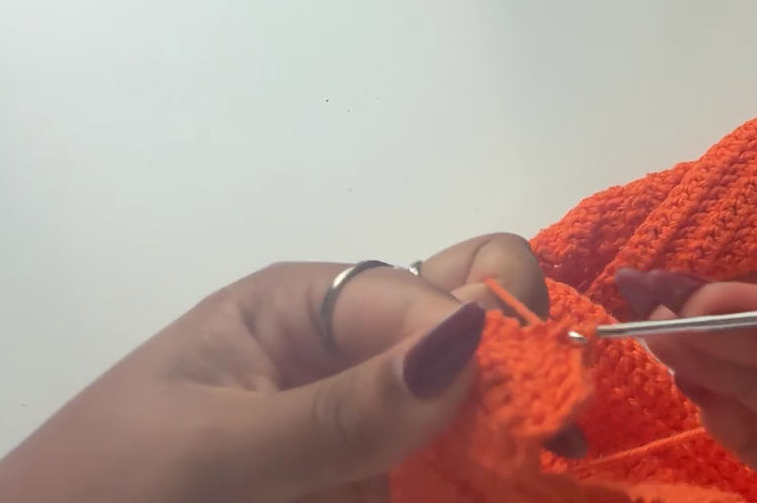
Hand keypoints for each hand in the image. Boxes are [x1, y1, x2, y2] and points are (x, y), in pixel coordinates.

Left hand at [0, 233, 550, 502]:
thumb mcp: (203, 455)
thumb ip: (339, 408)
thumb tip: (474, 339)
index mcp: (316, 303)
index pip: (443, 281)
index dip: (485, 331)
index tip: (508, 403)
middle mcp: (359, 342)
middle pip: (481, 311)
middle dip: (524, 350)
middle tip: (551, 416)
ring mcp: (374, 409)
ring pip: (483, 383)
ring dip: (518, 412)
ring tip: (553, 457)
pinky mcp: (380, 468)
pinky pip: (457, 450)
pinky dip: (488, 460)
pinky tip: (511, 475)